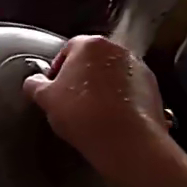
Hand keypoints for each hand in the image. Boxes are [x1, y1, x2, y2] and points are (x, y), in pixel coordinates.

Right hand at [22, 35, 176, 185]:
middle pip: (93, 60)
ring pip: (113, 74)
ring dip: (103, 88)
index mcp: (89, 44)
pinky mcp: (153, 89)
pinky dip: (122, 101)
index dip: (58, 70)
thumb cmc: (83, 115)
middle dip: (82, 77)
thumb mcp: (46, 99)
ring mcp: (138, 68)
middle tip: (72, 102)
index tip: (55, 89)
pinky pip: (130, 91)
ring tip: (93, 114)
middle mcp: (116, 50)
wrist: (126, 142)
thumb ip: (35, 84)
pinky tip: (111, 120)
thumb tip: (33, 82)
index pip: (68, 49)